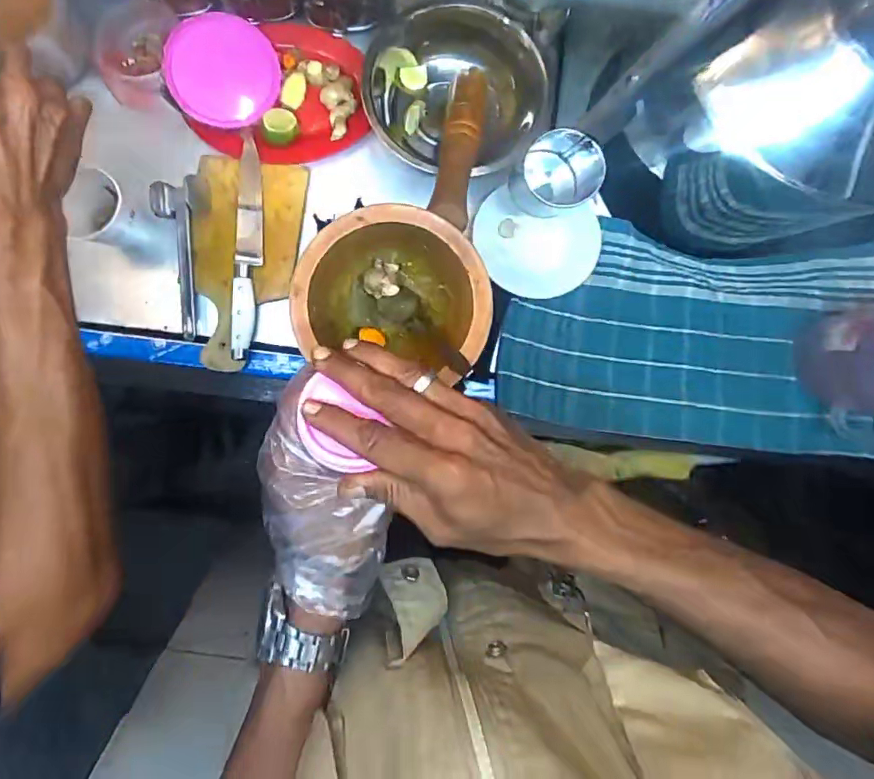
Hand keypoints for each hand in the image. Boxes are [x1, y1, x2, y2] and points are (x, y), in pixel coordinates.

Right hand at [0, 19, 91, 238]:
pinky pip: (75, 101)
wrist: (15, 213)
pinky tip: (55, 119)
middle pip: (16, 49)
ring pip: (46, 76)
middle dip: (5, 56)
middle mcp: (19, 85)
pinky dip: (66, 107)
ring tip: (27, 104)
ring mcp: (52, 102)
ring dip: (36, 85)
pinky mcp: (75, 122)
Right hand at [300, 341, 605, 563]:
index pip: (379, 442)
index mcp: (442, 475)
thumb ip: (396, 496)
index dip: (340, 424)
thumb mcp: (443, 528)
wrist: (563, 506)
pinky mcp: (479, 403)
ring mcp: (468, 413)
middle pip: (391, 398)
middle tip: (320, 358)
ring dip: (375, 359)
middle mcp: (452, 436)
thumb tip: (348, 481)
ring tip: (346, 346)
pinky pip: (433, 379)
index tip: (310, 407)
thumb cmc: (498, 527)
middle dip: (351, 375)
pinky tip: (384, 358)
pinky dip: (404, 366)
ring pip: (412, 379)